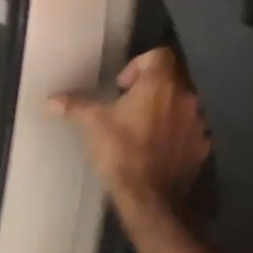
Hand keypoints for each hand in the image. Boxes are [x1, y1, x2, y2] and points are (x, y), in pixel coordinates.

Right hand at [49, 47, 210, 201]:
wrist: (150, 197)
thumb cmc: (120, 151)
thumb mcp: (91, 124)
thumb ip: (73, 105)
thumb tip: (51, 100)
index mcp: (160, 85)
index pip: (160, 55)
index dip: (139, 64)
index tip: (122, 86)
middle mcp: (186, 98)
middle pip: (172, 79)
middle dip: (150, 88)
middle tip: (127, 106)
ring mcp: (198, 124)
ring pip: (182, 105)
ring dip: (165, 110)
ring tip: (142, 128)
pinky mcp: (202, 148)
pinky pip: (189, 130)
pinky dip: (176, 133)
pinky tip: (157, 149)